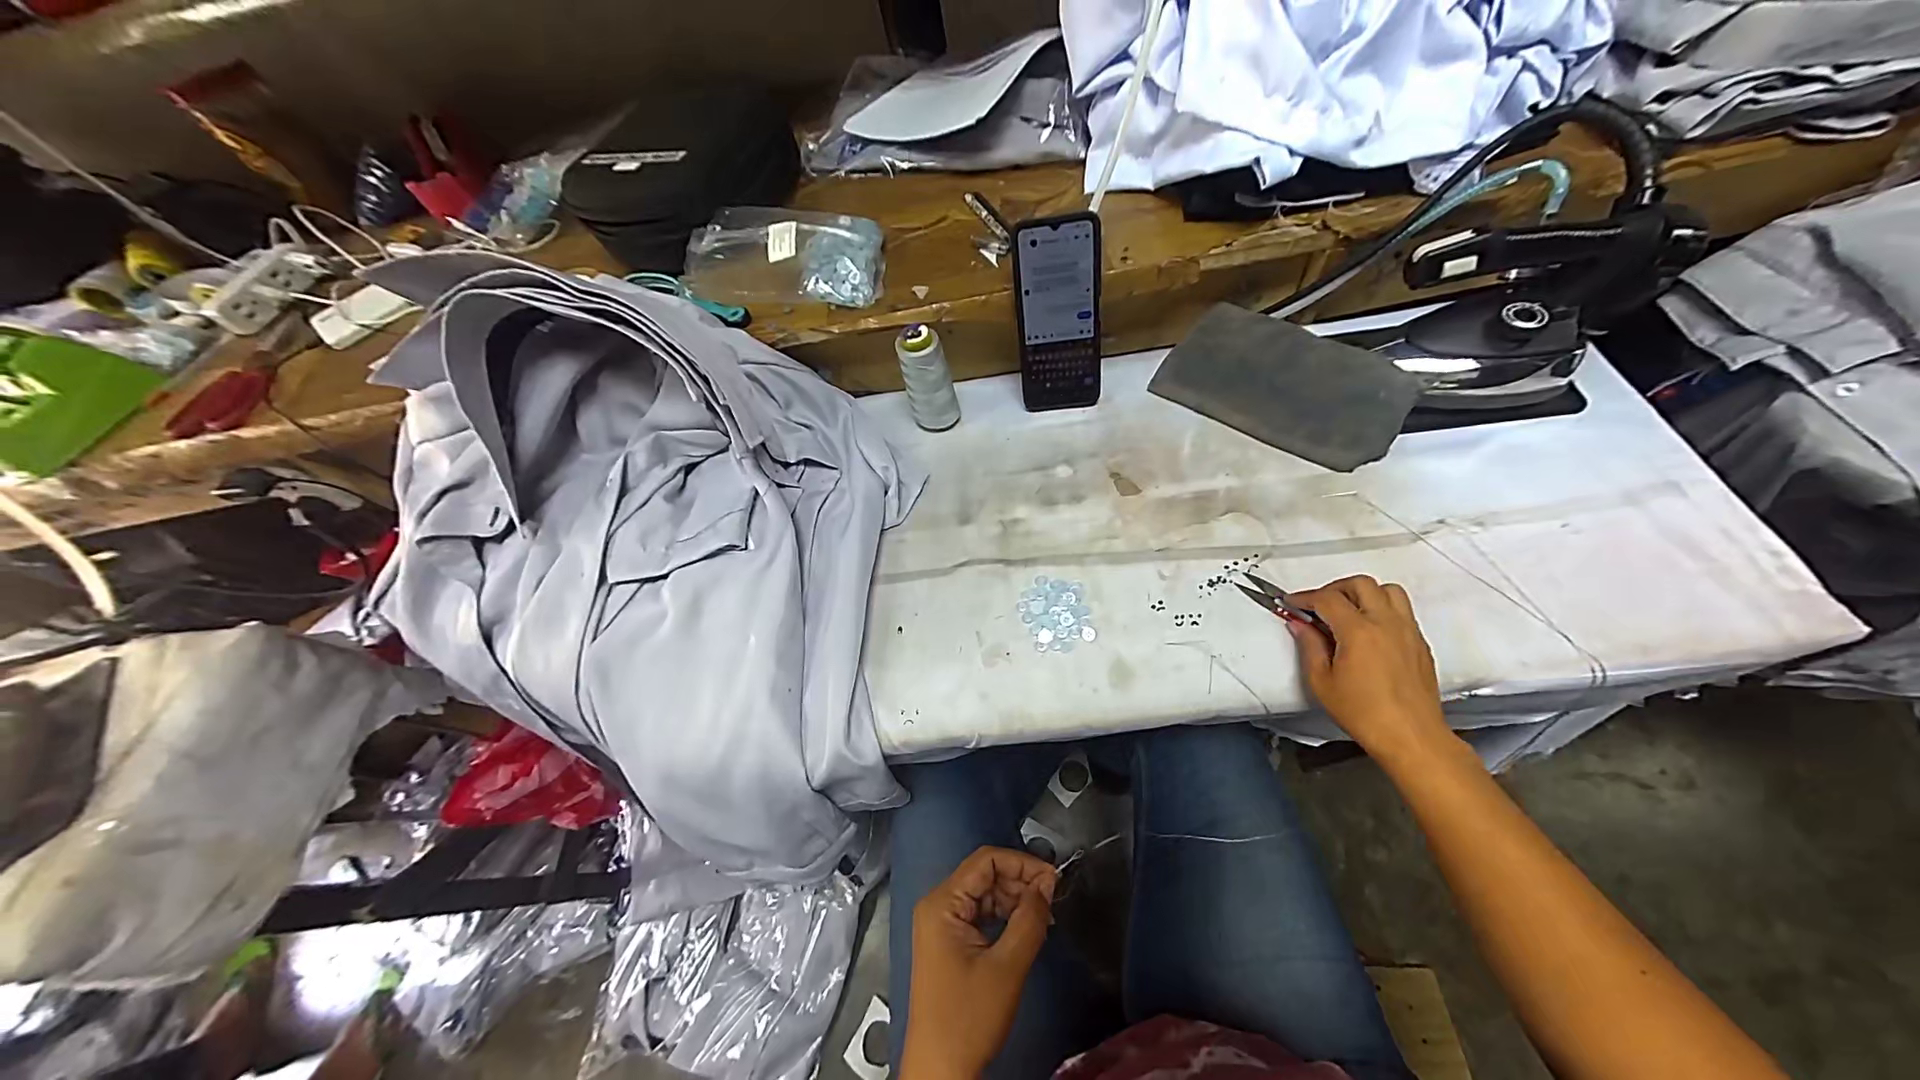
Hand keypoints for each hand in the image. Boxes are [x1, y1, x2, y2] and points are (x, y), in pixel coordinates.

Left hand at [900, 846, 1056, 1079]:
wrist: (939, 1069)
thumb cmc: (968, 1017)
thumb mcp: (1007, 966)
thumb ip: (1030, 919)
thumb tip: (1047, 884)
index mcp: (942, 902)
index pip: (985, 860)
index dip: (1022, 863)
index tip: (1053, 878)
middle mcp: (937, 904)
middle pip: (984, 874)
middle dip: (1021, 881)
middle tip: (1053, 899)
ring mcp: (941, 923)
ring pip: (984, 893)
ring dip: (1015, 899)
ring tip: (1045, 916)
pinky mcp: (948, 941)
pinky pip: (980, 913)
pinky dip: (1004, 916)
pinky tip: (1026, 927)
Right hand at [1286, 575, 1452, 762]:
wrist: (1410, 736)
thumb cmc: (1366, 714)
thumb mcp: (1322, 682)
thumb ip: (1309, 646)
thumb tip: (1300, 625)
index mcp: (1359, 632)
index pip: (1328, 598)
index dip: (1305, 597)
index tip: (1293, 603)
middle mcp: (1386, 624)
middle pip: (1360, 584)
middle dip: (1334, 588)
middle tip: (1318, 604)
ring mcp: (1407, 631)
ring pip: (1388, 590)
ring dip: (1363, 593)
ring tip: (1347, 610)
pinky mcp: (1420, 642)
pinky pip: (1402, 610)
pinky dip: (1382, 608)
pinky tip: (1369, 628)